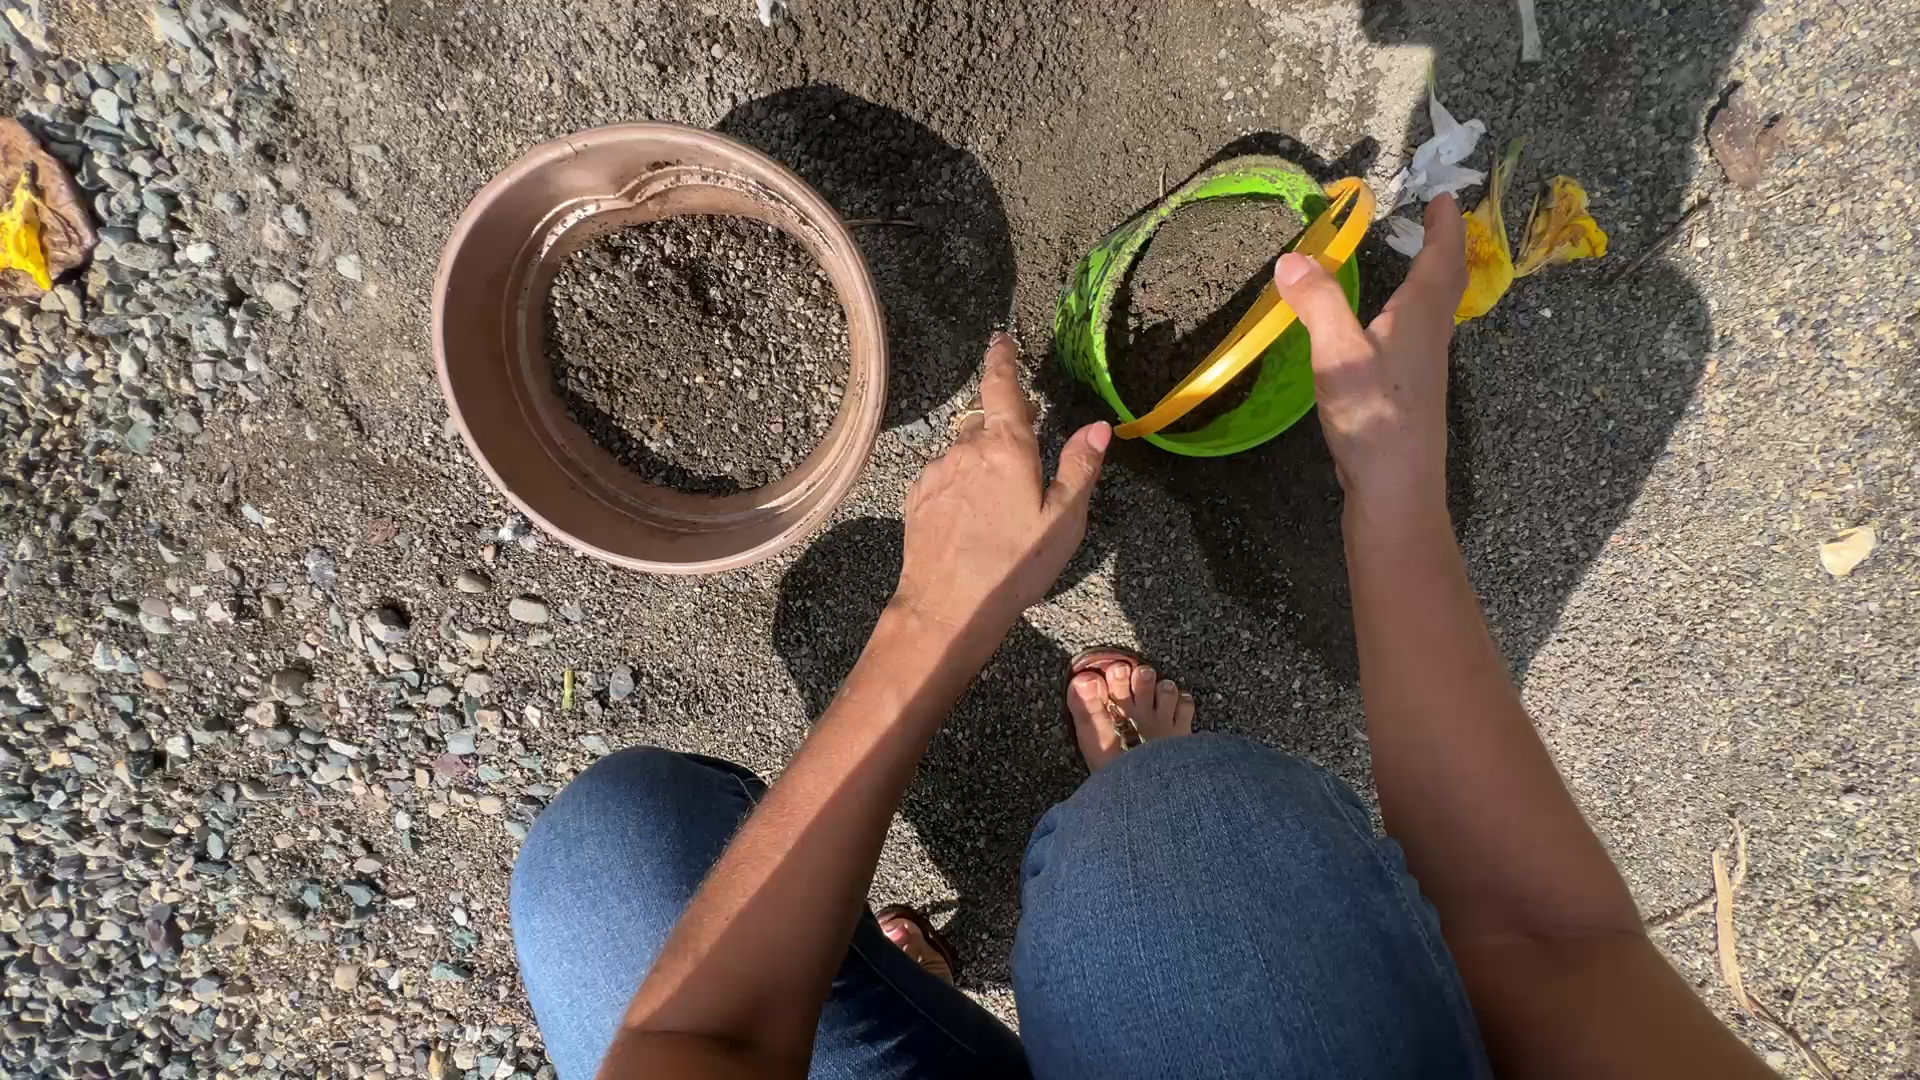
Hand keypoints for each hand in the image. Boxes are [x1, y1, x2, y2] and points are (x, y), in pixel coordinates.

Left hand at [892, 333, 1109, 643]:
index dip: (1002, 361)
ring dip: (978, 466)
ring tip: (994, 512)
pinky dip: (957, 487)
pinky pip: (942, 478)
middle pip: (984, 426)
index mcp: (1006, 447)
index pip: (1002, 388)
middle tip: (1020, 471)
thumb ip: (1080, 467)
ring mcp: (937, 473)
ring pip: (962, 454)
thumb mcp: (1063, 520)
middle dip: (1001, 435)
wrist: (948, 607)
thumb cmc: (1014, 565)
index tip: (1000, 341)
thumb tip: (1099, 425)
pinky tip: (968, 522)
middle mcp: (965, 450)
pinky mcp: (917, 498)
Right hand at [1274, 193, 1466, 517]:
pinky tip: (1389, 330)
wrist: (1394, 482)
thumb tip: (1292, 258)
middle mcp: (1429, 337)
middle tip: (1438, 223)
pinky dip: (1411, 314)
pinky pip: (1417, 336)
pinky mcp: (1408, 392)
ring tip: (1416, 266)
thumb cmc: (1373, 414)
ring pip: (1435, 311)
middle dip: (1444, 249)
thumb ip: (1317, 304)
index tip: (1446, 196)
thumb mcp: (1338, 354)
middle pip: (1447, 283)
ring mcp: (1422, 367)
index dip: (1443, 226)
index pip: (1440, 259)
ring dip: (1432, 281)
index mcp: (1418, 318)